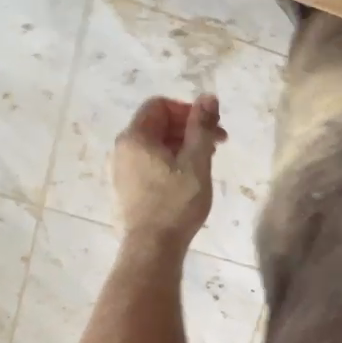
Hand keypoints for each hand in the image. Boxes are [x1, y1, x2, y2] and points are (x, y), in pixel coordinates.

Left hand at [110, 95, 226, 247]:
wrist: (154, 245)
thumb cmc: (177, 200)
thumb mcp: (196, 160)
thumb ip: (201, 126)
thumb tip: (208, 97)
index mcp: (136, 137)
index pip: (160, 105)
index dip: (188, 110)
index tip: (211, 128)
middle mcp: (123, 148)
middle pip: (158, 123)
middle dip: (189, 127)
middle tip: (218, 144)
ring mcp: (123, 168)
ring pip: (156, 143)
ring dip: (184, 144)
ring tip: (206, 162)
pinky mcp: (129, 185)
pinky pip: (152, 160)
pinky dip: (173, 159)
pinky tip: (190, 177)